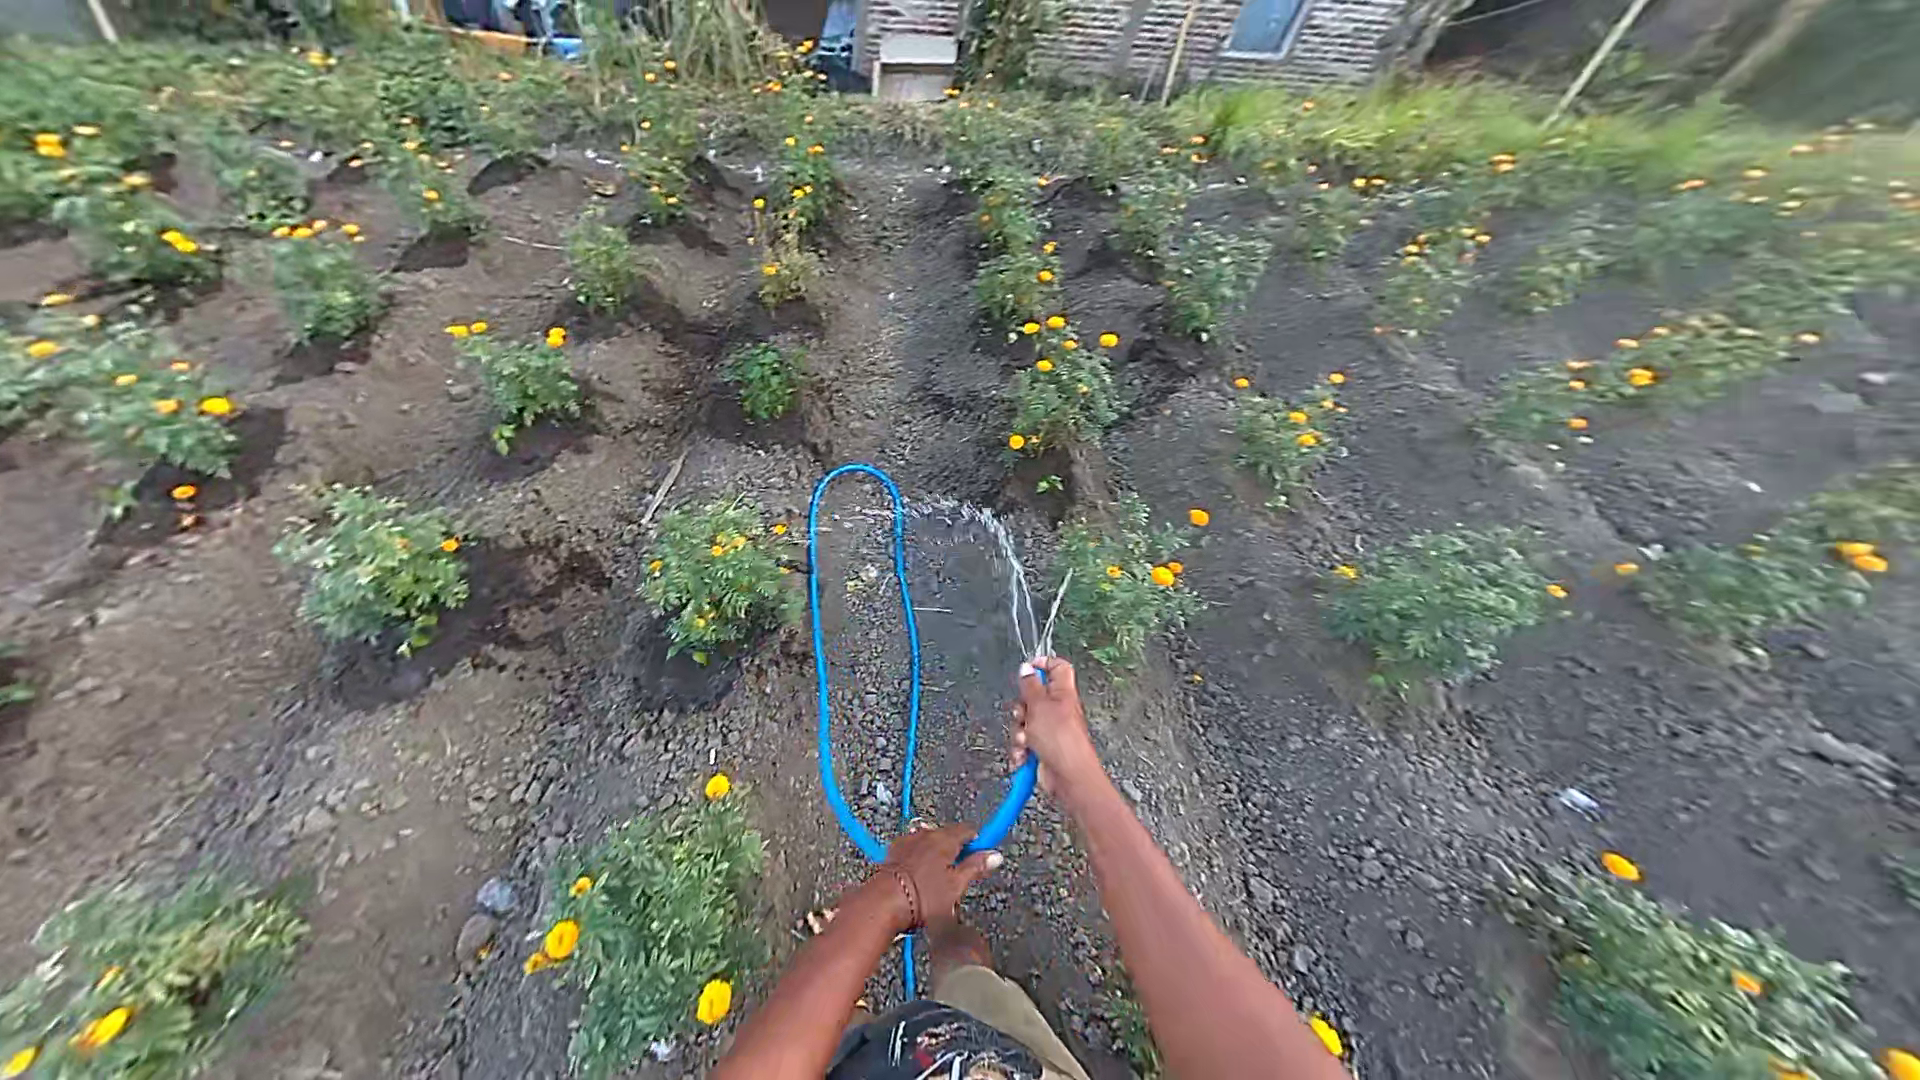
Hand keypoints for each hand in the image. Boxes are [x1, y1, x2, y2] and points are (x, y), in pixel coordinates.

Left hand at [873, 823, 1001, 930]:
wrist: (884, 902)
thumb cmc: (920, 897)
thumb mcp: (956, 886)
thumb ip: (975, 868)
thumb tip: (995, 856)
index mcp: (945, 839)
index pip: (969, 830)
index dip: (978, 843)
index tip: (982, 854)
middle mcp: (927, 834)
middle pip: (949, 835)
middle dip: (957, 851)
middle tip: (960, 875)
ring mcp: (909, 840)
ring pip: (931, 842)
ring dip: (937, 854)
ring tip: (937, 881)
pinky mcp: (895, 851)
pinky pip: (914, 849)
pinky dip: (920, 858)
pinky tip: (919, 878)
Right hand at [1011, 656, 1107, 810]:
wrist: (1067, 777)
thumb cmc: (1061, 741)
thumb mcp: (1040, 706)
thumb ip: (1030, 685)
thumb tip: (1026, 667)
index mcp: (1063, 693)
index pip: (1057, 667)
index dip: (1042, 664)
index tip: (1027, 670)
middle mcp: (1057, 709)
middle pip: (1032, 696)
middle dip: (1021, 708)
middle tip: (1024, 715)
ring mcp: (1049, 728)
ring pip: (1024, 720)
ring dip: (1019, 732)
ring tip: (1026, 741)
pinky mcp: (1041, 746)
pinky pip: (1023, 740)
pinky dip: (1020, 748)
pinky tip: (1024, 756)